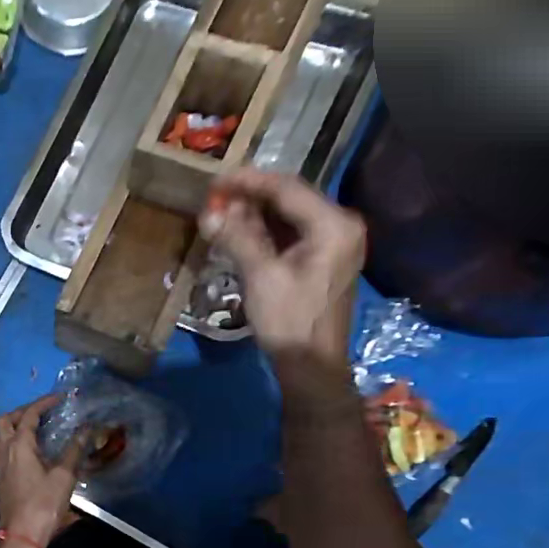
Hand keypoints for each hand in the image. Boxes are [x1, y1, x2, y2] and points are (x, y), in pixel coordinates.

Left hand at [0, 396, 84, 544]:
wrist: (22, 536)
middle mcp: (5, 451)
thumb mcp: (64, 476)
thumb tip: (86, 430)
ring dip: (10, 425)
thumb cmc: (43, 505)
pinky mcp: (0, 477)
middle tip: (42, 411)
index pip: (29, 415)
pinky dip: (8, 441)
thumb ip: (74, 450)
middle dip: (23, 411)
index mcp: (19, 446)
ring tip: (29, 426)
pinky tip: (23, 449)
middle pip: (5, 421)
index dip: (44, 403)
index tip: (59, 398)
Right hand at [200, 169, 365, 365]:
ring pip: (289, 215)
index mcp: (333, 225)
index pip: (286, 188)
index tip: (215, 181)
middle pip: (290, 198)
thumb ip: (236, 237)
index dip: (248, 181)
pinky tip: (240, 232)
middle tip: (214, 199)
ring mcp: (335, 242)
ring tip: (221, 214)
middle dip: (250, 197)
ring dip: (255, 213)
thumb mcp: (260, 276)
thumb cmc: (290, 321)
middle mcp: (341, 225)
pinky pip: (293, 233)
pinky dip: (266, 230)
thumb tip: (207, 213)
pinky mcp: (325, 258)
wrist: (312, 367)